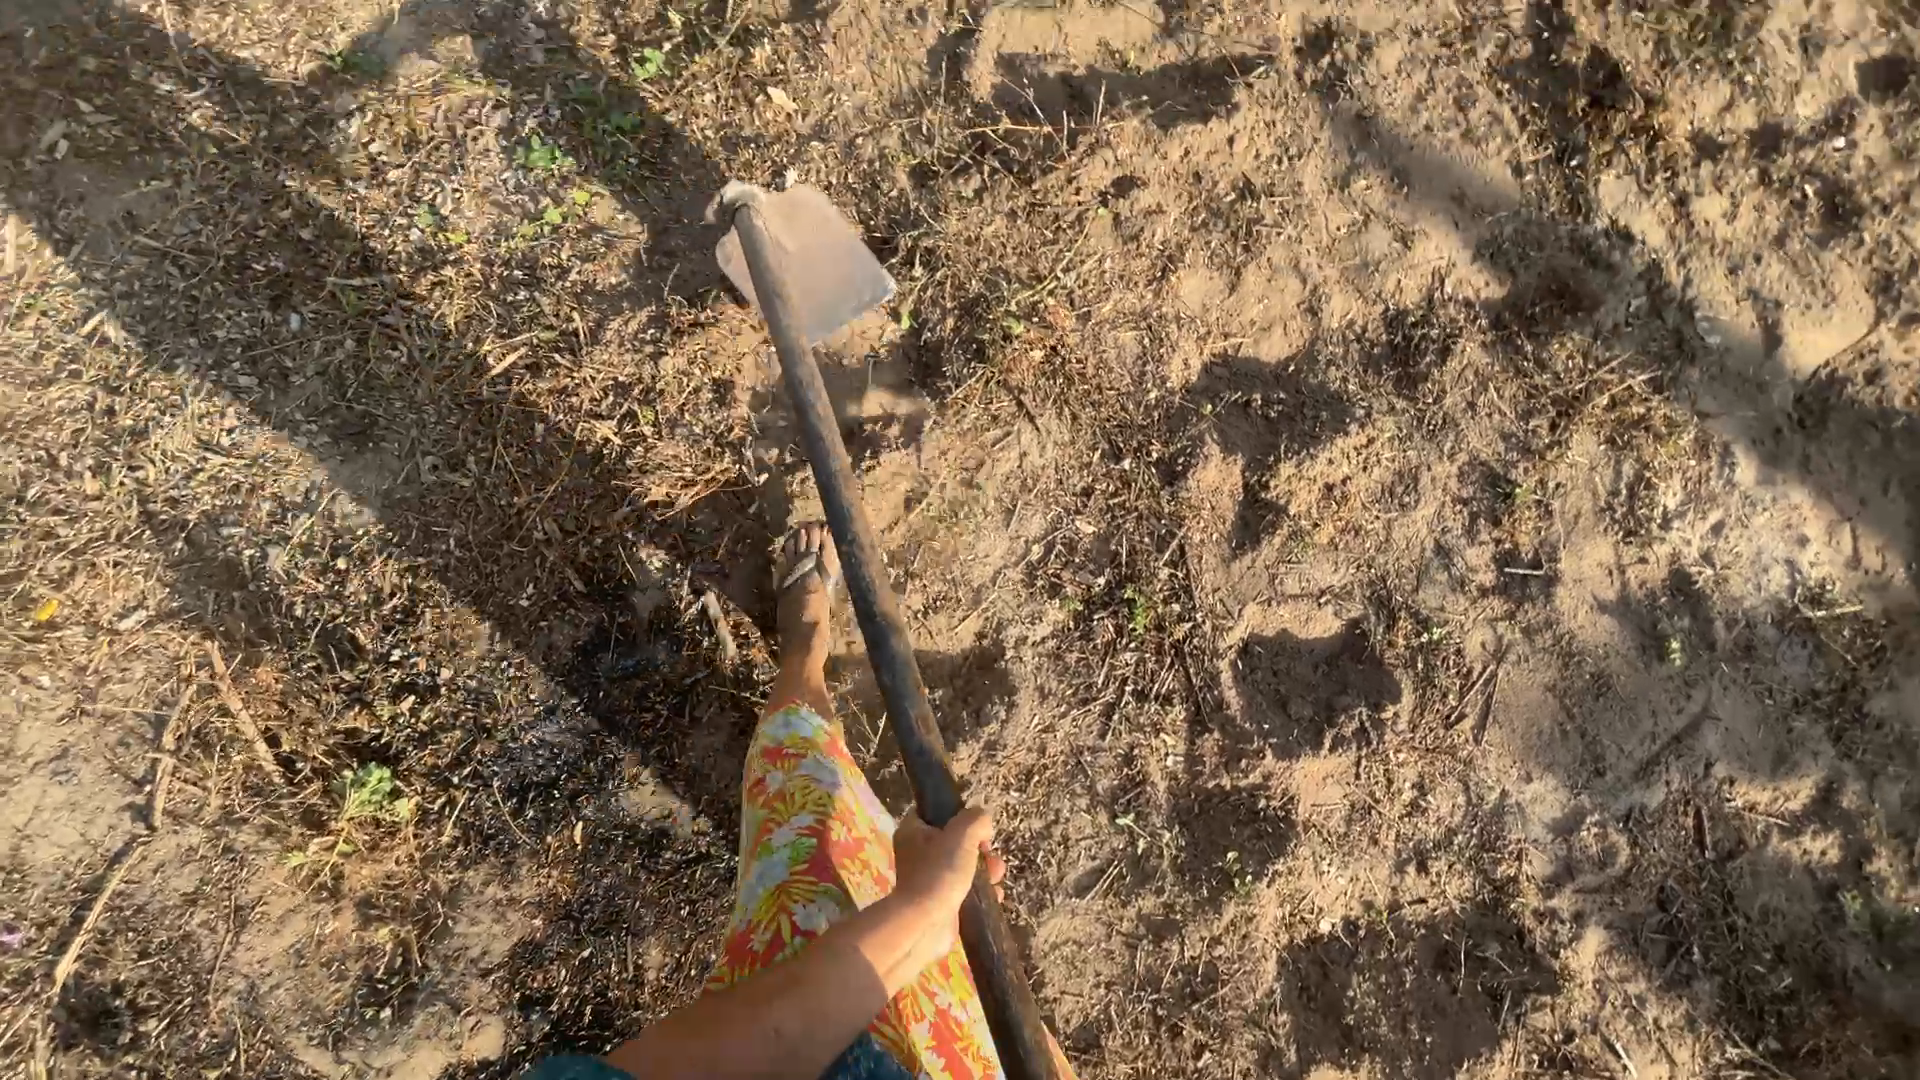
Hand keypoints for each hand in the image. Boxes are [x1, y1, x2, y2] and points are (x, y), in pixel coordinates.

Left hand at [891, 808, 1006, 940]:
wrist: (925, 926)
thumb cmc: (939, 873)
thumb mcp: (961, 835)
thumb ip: (975, 819)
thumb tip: (983, 820)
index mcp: (913, 830)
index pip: (935, 812)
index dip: (958, 815)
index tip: (975, 826)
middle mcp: (917, 853)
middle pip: (956, 839)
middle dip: (980, 847)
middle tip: (989, 855)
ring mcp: (929, 879)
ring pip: (964, 865)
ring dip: (985, 869)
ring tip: (996, 876)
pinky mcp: (940, 902)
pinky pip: (966, 889)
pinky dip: (981, 891)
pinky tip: (994, 895)